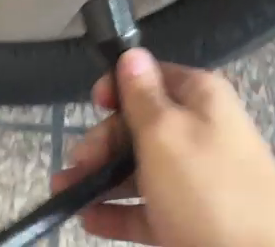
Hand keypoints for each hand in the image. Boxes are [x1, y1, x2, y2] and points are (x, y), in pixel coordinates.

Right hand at [48, 49, 274, 246]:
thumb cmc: (208, 193)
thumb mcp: (166, 134)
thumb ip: (142, 95)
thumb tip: (132, 53)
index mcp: (202, 99)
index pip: (153, 75)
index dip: (120, 86)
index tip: (93, 104)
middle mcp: (201, 133)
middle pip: (141, 124)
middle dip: (103, 140)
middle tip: (75, 161)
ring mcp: (197, 181)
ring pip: (140, 168)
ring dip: (101, 176)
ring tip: (66, 192)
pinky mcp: (190, 222)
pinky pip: (147, 208)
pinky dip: (118, 211)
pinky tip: (89, 218)